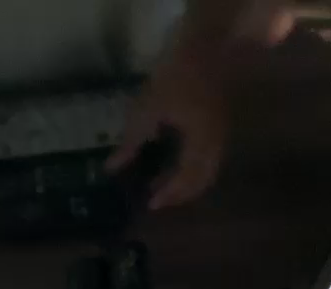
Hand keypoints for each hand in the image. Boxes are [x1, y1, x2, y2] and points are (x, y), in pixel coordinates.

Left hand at [106, 37, 226, 208]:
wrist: (206, 42)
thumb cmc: (175, 75)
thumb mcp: (147, 109)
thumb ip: (130, 142)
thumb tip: (111, 168)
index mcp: (201, 141)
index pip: (187, 179)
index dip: (170, 195)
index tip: (150, 205)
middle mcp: (215, 141)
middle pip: (202, 179)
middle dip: (180, 194)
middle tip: (156, 201)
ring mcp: (220, 132)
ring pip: (206, 169)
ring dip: (183, 181)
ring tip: (158, 185)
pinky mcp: (217, 123)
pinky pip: (206, 156)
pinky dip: (189, 166)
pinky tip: (169, 162)